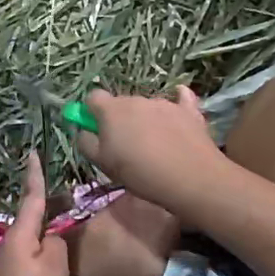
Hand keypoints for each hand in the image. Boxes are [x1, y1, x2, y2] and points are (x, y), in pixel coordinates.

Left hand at [0, 152, 75, 275]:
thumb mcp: (55, 267)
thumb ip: (57, 244)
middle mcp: (12, 249)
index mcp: (20, 236)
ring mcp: (10, 272)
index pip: (31, 198)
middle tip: (71, 217)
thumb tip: (51, 241)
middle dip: (54, 227)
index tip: (32, 154)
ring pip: (42, 261)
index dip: (35, 176)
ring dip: (59, 270)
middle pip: (37, 229)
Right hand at [75, 87, 232, 218]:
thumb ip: (86, 142)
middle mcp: (137, 99)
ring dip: (144, 120)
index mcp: (111, 110)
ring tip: (154, 147)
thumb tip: (83, 130)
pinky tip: (176, 114)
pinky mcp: (188, 110)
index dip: (91, 113)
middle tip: (124, 147)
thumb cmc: (140, 173)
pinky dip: (176, 104)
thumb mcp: (102, 164)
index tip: (95, 130)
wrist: (191, 178)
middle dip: (119, 120)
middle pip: (121, 103)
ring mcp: (164, 102)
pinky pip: (179, 100)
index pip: (93, 97)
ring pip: (146, 107)